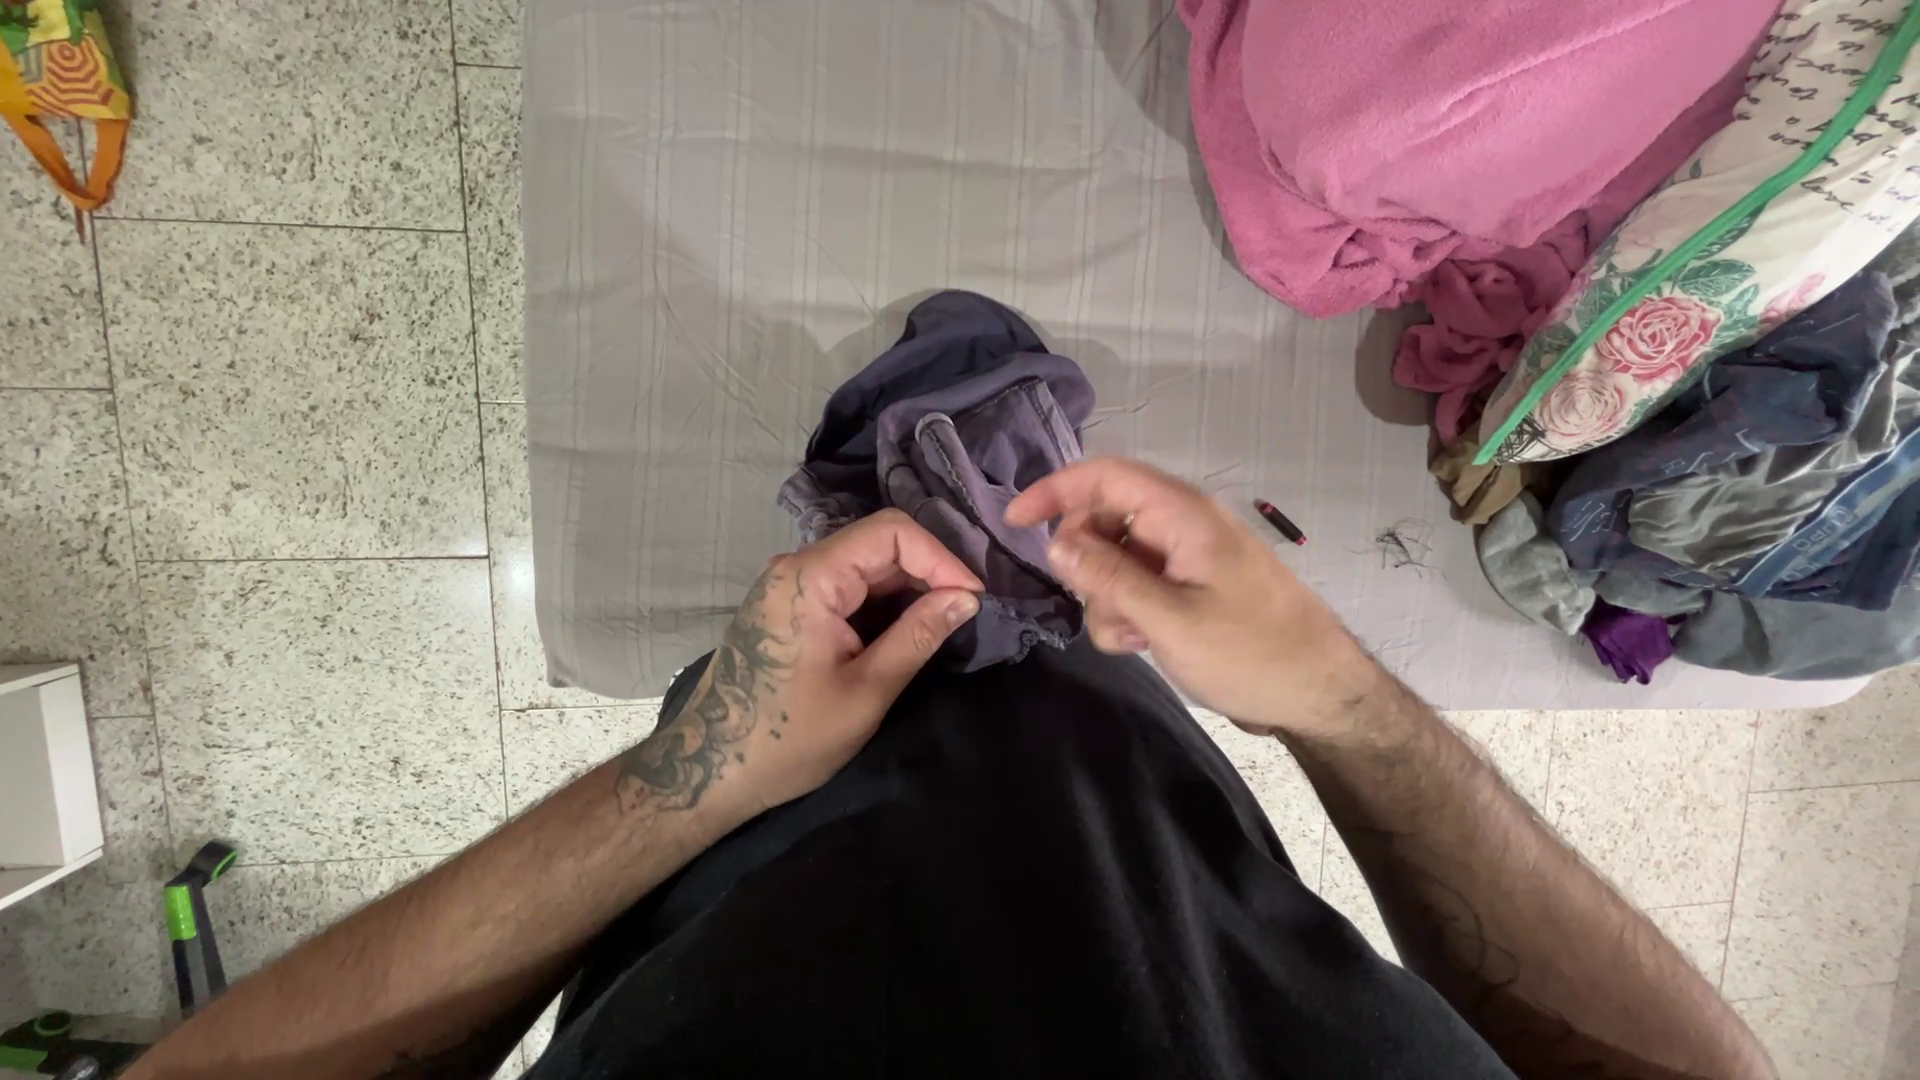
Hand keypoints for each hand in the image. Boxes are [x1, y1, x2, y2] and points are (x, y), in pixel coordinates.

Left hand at [616, 509, 982, 823]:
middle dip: (929, 570)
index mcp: (810, 577)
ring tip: (945, 619)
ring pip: (865, 563)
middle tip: (968, 610)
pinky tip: (907, 626)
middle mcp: (796, 566)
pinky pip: (846, 584)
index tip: (973, 597)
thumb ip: (919, 635)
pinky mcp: (788, 603)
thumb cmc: (789, 738)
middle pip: (878, 543)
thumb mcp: (866, 691)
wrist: (711, 770)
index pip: (891, 532)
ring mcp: (788, 583)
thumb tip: (967, 598)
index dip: (941, 556)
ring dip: (909, 586)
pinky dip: (882, 600)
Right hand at [1005, 457, 1383, 739]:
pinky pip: (1136, 585)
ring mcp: (1184, 559)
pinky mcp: (1186, 589)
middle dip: (1086, 564)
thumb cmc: (1251, 653)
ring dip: (1106, 597)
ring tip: (1131, 638)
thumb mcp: (1170, 618)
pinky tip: (1141, 645)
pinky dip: (1125, 612)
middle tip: (1097, 606)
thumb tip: (1055, 542)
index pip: (1105, 475)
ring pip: (1114, 558)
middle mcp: (1180, 526)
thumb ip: (1109, 576)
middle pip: (1103, 519)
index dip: (1054, 490)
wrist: (1319, 695)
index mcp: (1182, 515)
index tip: (1013, 522)